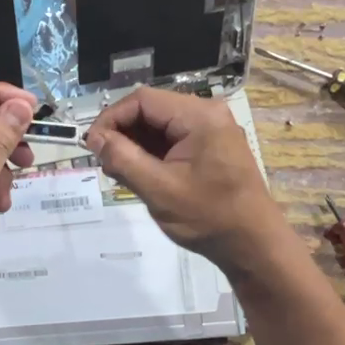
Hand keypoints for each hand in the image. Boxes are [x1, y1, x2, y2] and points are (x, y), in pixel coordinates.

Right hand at [84, 86, 293, 277]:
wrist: (253, 245)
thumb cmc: (208, 217)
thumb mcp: (159, 189)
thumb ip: (123, 159)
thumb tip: (94, 139)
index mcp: (199, 116)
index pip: (142, 99)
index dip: (111, 118)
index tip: (92, 146)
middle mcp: (207, 113)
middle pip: (150, 109)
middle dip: (122, 132)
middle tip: (105, 163)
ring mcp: (211, 129)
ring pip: (159, 124)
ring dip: (135, 144)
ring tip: (120, 172)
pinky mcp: (211, 146)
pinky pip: (172, 138)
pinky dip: (152, 153)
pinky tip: (140, 174)